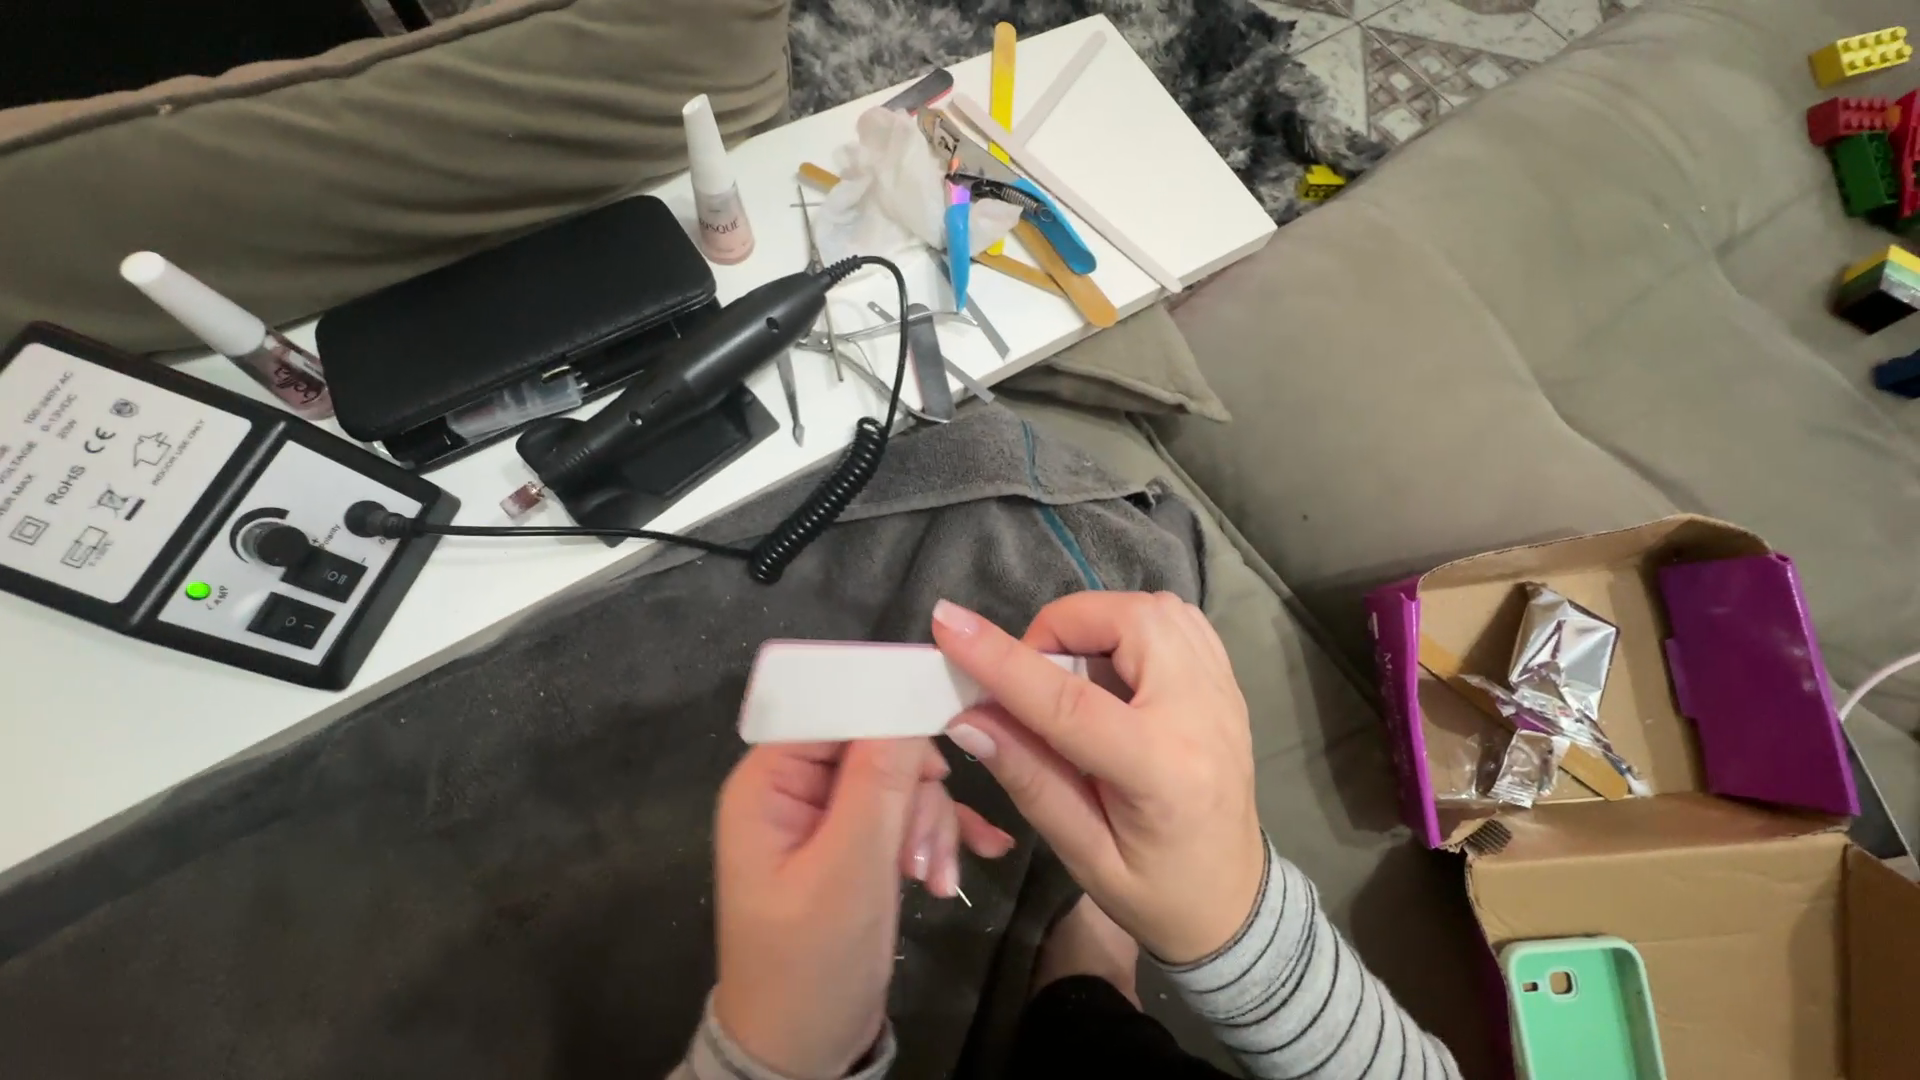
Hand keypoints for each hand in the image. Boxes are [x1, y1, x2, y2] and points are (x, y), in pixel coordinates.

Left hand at [712, 739, 1012, 1079]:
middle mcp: (796, 787)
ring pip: (901, 780)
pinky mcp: (858, 842)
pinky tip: (963, 863)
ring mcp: (829, 816)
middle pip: (876, 746)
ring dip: (929, 825)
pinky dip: (936, 837)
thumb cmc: (811, 963)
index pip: (831, 710)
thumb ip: (879, 781)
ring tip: (934, 877)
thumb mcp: (849, 870)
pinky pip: (907, 813)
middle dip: (915, 793)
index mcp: (769, 781)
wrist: (805, 1051)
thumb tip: (908, 703)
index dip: (887, 711)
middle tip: (924, 849)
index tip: (941, 730)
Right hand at [932, 593, 1264, 963]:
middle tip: (1033, 670)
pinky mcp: (1227, 681)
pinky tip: (1112, 663)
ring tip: (1071, 668)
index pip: (1068, 699)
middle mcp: (1203, 714)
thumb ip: (1028, 778)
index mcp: (1163, 771)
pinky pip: (1177, 618)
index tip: (947, 623)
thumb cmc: (1156, 893)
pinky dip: (1130, 624)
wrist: (1235, 903)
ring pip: (1153, 607)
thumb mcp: (1083, 854)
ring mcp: (1224, 691)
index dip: (1000, 659)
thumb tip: (968, 717)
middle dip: (1061, 627)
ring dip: (1096, 622)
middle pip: (1127, 622)